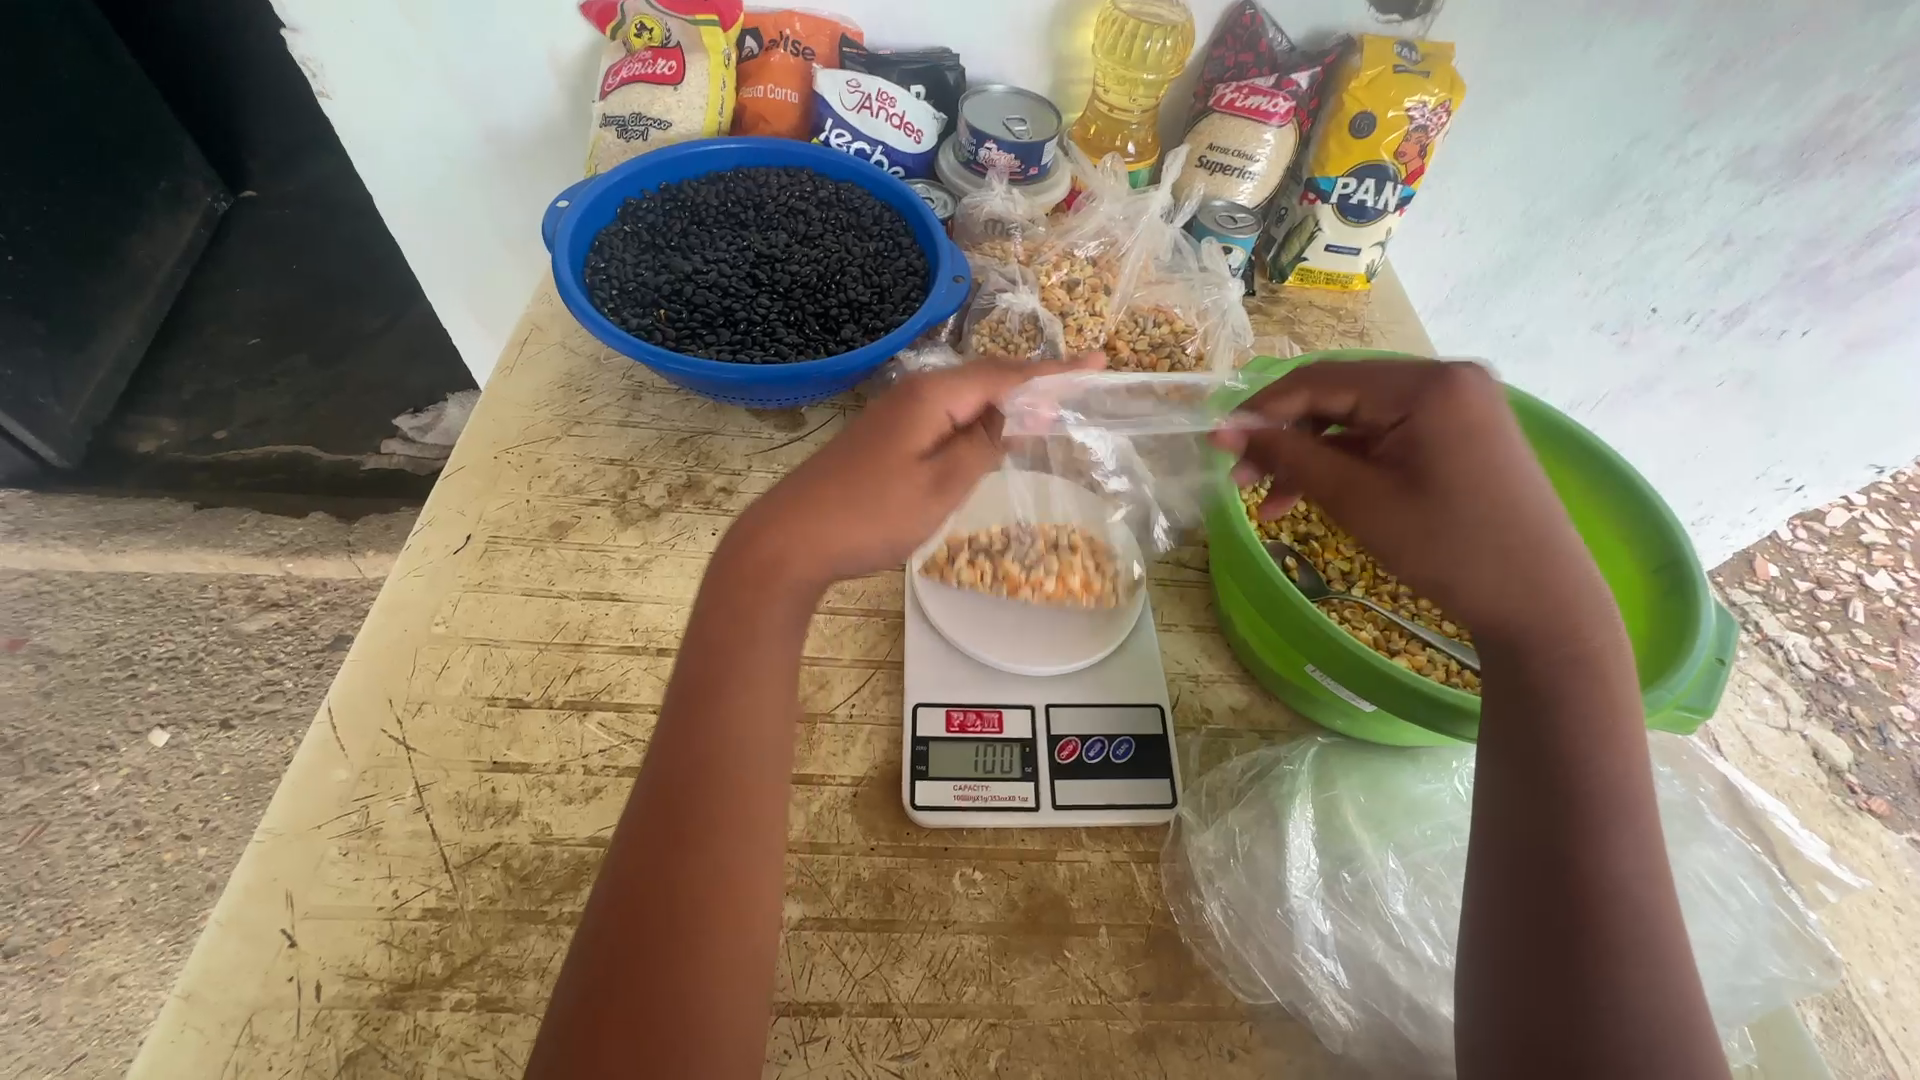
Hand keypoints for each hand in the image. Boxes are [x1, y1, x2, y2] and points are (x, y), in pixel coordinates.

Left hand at [729, 355, 1098, 590]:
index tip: (1099, 361)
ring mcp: (893, 416)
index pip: (1006, 375)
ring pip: (961, 401)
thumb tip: (1001, 421)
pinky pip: (941, 420)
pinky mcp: (882, 439)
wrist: (790, 538)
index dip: (1055, 371)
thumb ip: (980, 448)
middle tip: (1078, 387)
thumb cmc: (871, 515)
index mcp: (932, 397)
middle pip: (984, 380)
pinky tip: (985, 439)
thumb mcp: (940, 487)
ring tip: (1044, 411)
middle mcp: (913, 394)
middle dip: (1032, 383)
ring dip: (1003, 404)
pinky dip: (973, 425)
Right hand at [1211, 359, 1609, 642]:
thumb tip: (1226, 431)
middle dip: (1285, 436)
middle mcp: (1446, 378)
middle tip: (1241, 479)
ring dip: (1311, 455)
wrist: (1541, 603)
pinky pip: (1386, 435)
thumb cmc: (1447, 549)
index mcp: (1427, 384)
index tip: (1216, 444)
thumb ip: (1288, 456)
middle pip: (1338, 395)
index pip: (1320, 379)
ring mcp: (1459, 404)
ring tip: (1272, 502)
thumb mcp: (1356, 500)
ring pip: (1358, 418)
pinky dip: (1347, 462)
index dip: (1261, 411)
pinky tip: (1314, 496)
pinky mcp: (1461, 432)